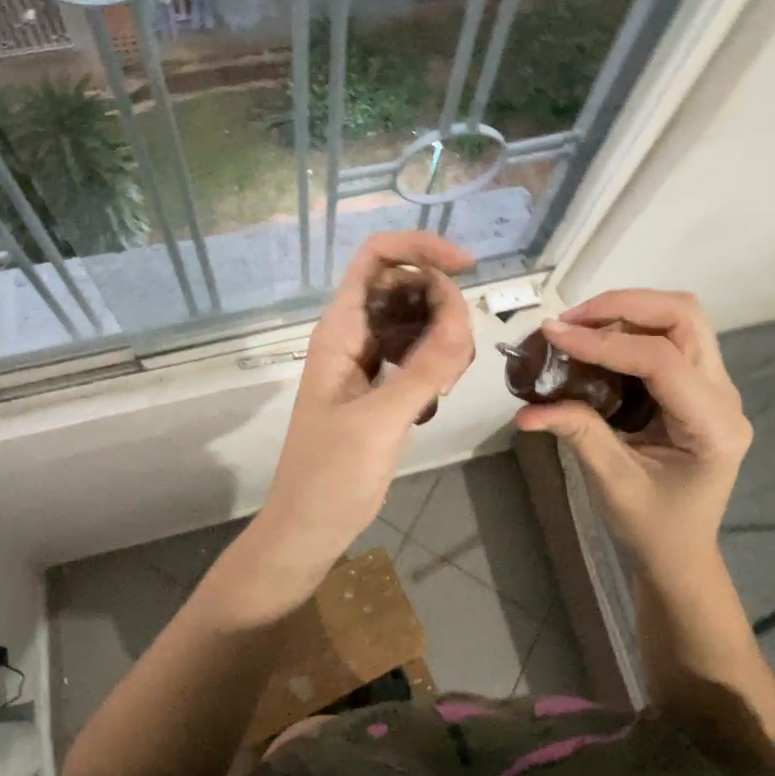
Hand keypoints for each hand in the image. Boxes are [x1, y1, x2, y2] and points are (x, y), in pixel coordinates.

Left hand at [262, 232, 476, 558]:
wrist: (308, 527)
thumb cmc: (330, 475)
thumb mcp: (379, 421)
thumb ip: (423, 368)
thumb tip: (462, 315)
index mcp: (339, 330)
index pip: (376, 258)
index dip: (419, 248)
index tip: (466, 267)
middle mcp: (352, 335)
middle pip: (403, 284)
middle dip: (441, 298)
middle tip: (461, 348)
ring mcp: (366, 361)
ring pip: (414, 318)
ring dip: (444, 330)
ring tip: (454, 373)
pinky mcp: (381, 387)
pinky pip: (416, 353)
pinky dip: (439, 358)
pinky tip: (446, 386)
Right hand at [514, 290, 751, 557]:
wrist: (679, 553)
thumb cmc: (652, 527)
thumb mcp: (612, 483)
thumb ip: (577, 433)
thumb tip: (525, 410)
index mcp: (713, 426)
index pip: (663, 360)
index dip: (606, 341)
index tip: (554, 336)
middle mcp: (724, 395)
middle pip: (684, 316)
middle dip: (623, 306)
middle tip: (569, 322)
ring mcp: (715, 386)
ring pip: (680, 318)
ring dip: (626, 310)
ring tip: (576, 327)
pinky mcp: (696, 384)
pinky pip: (669, 336)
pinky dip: (629, 327)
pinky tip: (592, 341)